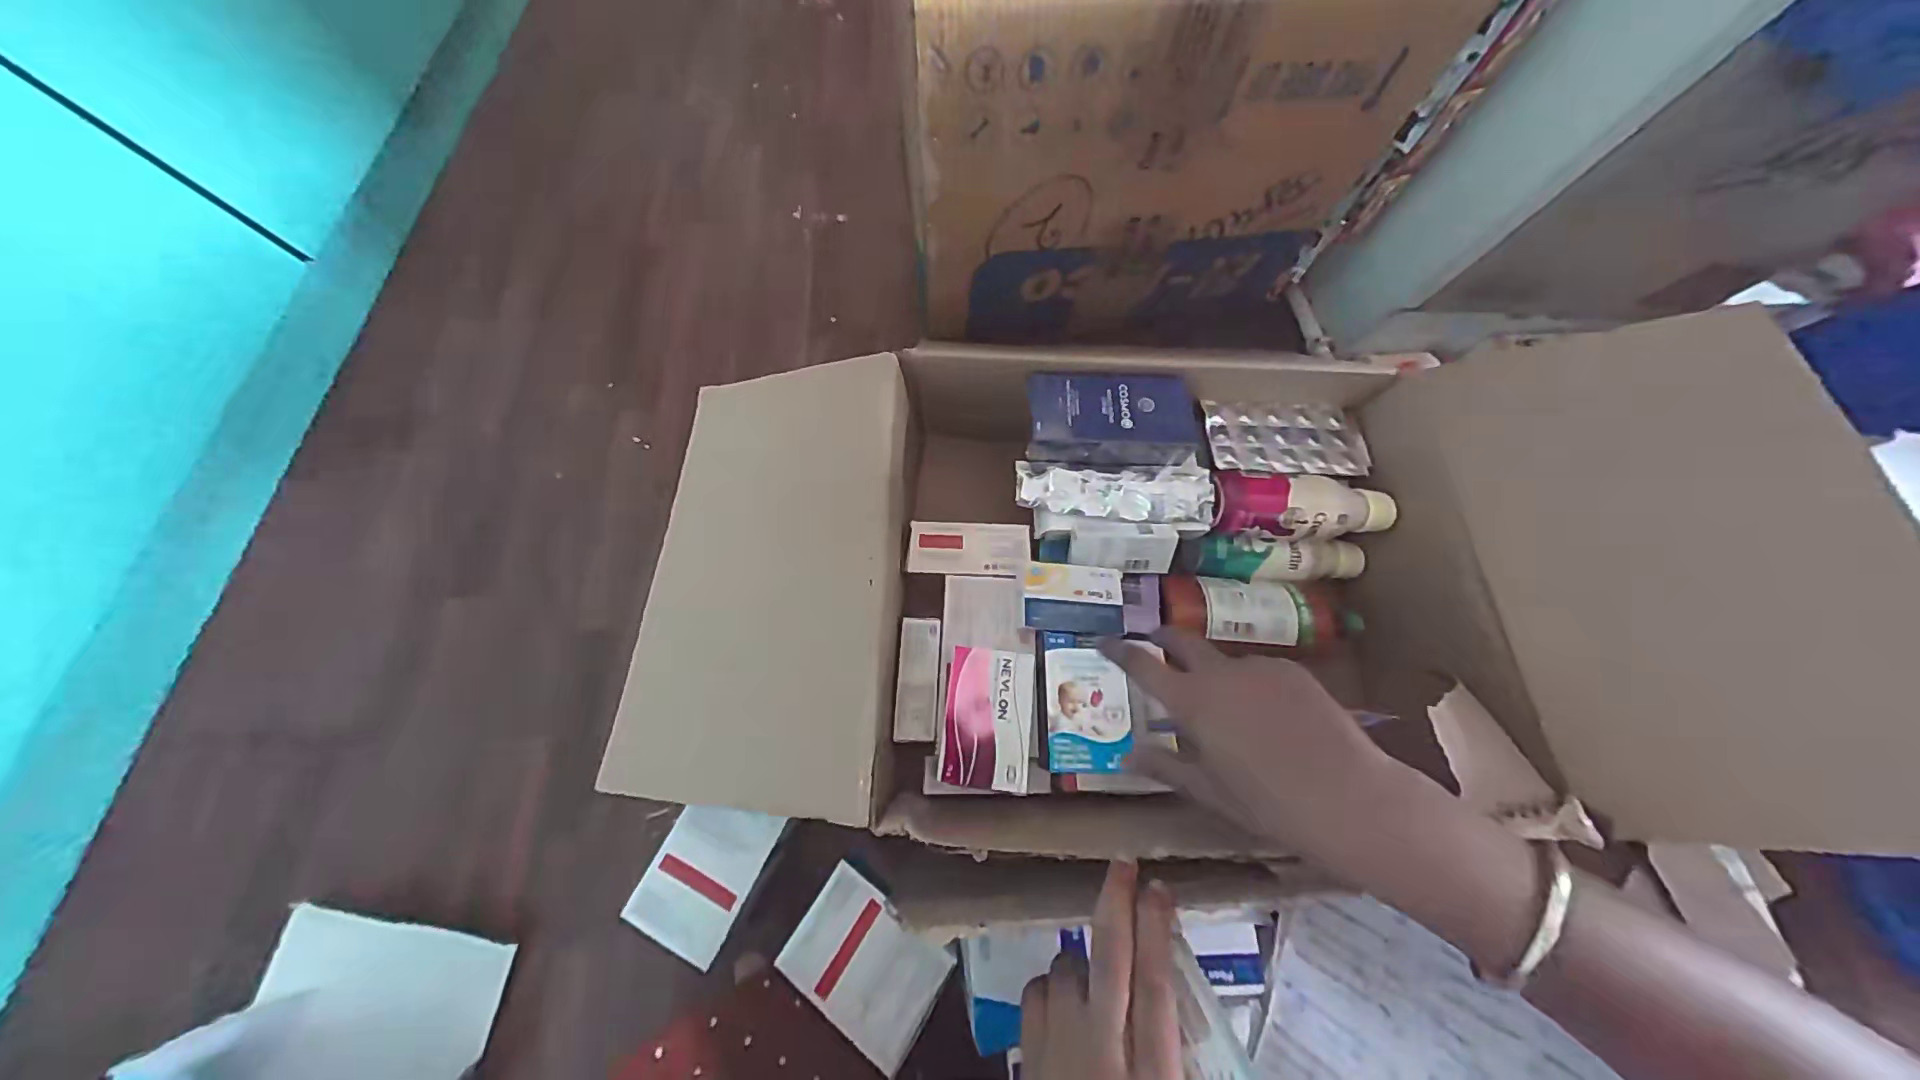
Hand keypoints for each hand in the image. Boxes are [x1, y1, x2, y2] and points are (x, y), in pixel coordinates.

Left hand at [1020, 861, 1181, 1079]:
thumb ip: (1177, 1053)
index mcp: (1153, 1072)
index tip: (1157, 886)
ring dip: (1082, 959)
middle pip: (1108, 960)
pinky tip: (1064, 1000)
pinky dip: (1051, 985)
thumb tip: (1174, 997)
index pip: (1155, 985)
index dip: (1155, 930)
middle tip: (1124, 862)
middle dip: (1117, 904)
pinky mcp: (1026, 1056)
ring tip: (1099, 976)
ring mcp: (1057, 1050)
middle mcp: (1101, 1051)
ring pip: (1066, 971)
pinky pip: (1036, 994)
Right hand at [1102, 628, 1544, 974]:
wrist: (1353, 799)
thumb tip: (1127, 753)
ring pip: (1223, 659)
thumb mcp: (1210, 792)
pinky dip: (1248, 682)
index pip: (1143, 664)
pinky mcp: (1293, 671)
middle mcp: (1221, 674)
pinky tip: (1265, 715)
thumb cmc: (1270, 805)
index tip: (1103, 641)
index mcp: (1193, 703)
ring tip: (1223, 703)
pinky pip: (1257, 669)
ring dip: (1210, 669)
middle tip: (1152, 644)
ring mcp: (1260, 668)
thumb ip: (1165, 766)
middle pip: (1182, 640)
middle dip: (1162, 637)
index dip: (1118, 650)